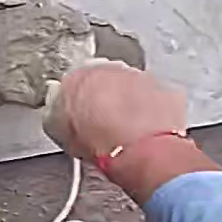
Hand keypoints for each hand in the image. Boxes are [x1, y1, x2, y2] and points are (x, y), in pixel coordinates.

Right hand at [43, 61, 216, 202]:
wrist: (139, 151)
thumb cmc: (99, 143)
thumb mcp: (58, 130)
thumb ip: (55, 110)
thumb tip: (57, 105)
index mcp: (78, 76)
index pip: (72, 82)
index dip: (74, 101)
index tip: (76, 114)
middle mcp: (110, 70)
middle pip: (103, 80)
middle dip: (102, 97)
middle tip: (100, 121)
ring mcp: (140, 77)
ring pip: (129, 86)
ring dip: (126, 101)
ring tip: (122, 128)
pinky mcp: (166, 89)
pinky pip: (155, 96)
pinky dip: (150, 109)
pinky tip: (143, 129)